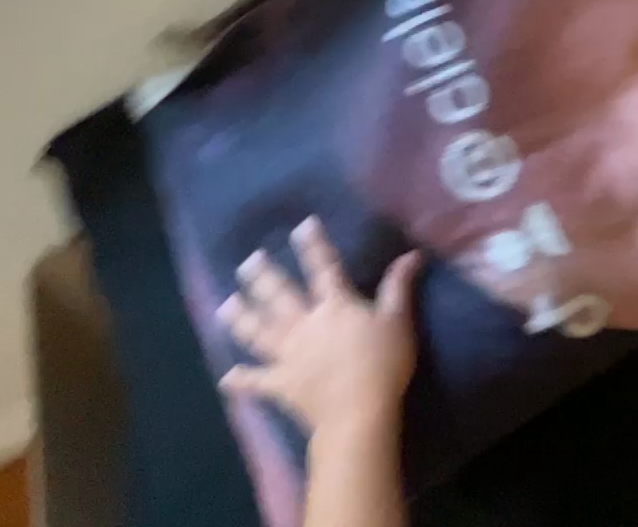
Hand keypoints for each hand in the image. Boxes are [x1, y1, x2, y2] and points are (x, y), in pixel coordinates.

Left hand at [217, 216, 423, 436]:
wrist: (358, 412)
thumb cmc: (383, 362)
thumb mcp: (398, 319)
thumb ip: (399, 286)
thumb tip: (411, 253)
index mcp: (335, 306)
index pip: (323, 268)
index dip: (314, 246)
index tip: (301, 226)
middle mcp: (305, 324)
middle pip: (279, 296)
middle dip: (263, 277)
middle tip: (248, 261)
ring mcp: (288, 356)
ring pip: (259, 332)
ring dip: (241, 318)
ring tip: (226, 304)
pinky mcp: (281, 385)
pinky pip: (257, 381)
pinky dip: (241, 379)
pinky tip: (227, 375)